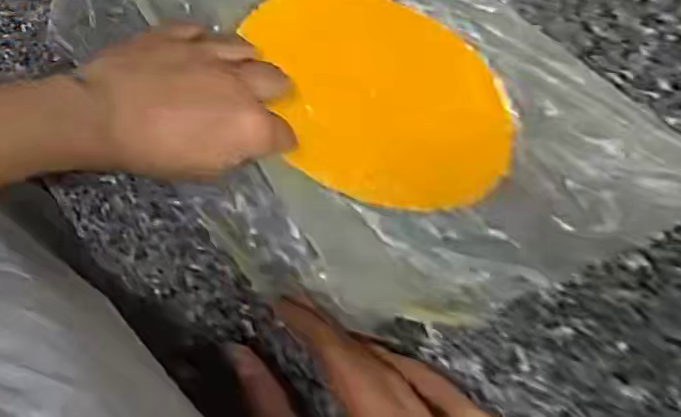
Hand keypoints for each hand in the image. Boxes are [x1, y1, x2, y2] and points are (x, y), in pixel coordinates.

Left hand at [75, 21, 295, 180]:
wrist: (99, 112)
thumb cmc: (148, 150)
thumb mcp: (204, 168)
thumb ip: (234, 150)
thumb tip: (241, 139)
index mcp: (251, 124)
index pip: (283, 133)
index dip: (272, 137)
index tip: (260, 139)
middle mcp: (236, 83)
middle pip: (275, 80)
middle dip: (268, 91)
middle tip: (249, 98)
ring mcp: (202, 53)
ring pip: (242, 46)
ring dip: (241, 59)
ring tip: (226, 68)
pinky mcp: (169, 34)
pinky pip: (196, 29)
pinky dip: (198, 39)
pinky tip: (191, 48)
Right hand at [228, 299, 491, 416]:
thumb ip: (272, 406)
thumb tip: (238, 352)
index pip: (348, 361)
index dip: (313, 326)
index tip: (283, 301)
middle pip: (391, 371)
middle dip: (346, 337)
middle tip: (308, 312)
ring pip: (440, 386)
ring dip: (392, 358)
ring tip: (356, 341)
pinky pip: (468, 408)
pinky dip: (433, 385)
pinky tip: (407, 376)